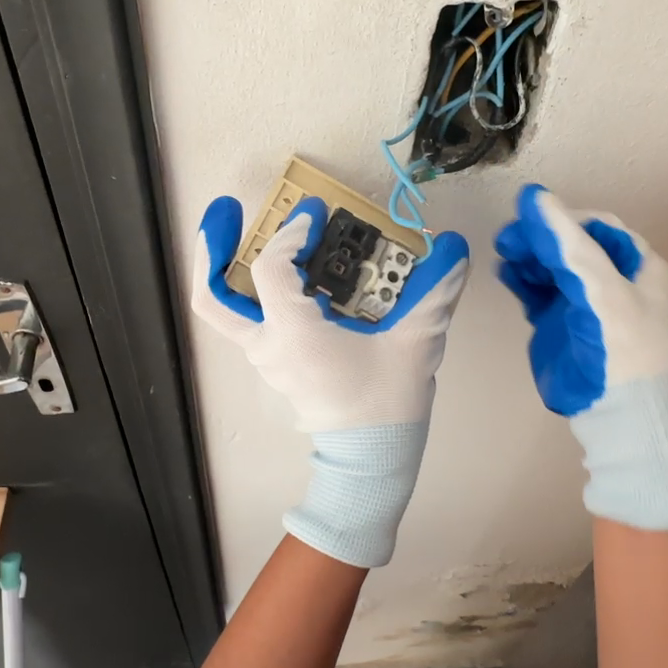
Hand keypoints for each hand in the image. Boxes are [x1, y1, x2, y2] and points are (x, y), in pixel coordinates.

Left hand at [192, 194, 469, 567]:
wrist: (372, 459)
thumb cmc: (387, 404)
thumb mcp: (415, 345)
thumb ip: (435, 292)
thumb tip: (456, 246)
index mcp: (295, 337)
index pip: (271, 271)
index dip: (289, 235)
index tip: (314, 215)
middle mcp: (268, 346)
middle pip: (211, 297)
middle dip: (211, 248)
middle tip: (226, 209)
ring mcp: (265, 358)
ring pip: (224, 310)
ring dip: (225, 266)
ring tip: (240, 229)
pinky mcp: (274, 362)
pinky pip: (247, 318)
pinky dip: (250, 287)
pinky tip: (282, 268)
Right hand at [494, 184, 667, 530]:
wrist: (621, 419)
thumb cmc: (624, 349)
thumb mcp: (603, 291)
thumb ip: (569, 244)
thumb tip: (535, 196)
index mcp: (638, 267)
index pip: (596, 227)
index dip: (563, 218)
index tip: (528, 216)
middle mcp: (611, 279)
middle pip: (569, 243)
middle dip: (540, 237)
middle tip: (508, 238)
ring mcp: (583, 302)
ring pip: (550, 265)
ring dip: (528, 255)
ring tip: (505, 253)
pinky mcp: (558, 323)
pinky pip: (537, 291)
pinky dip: (521, 279)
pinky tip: (506, 273)